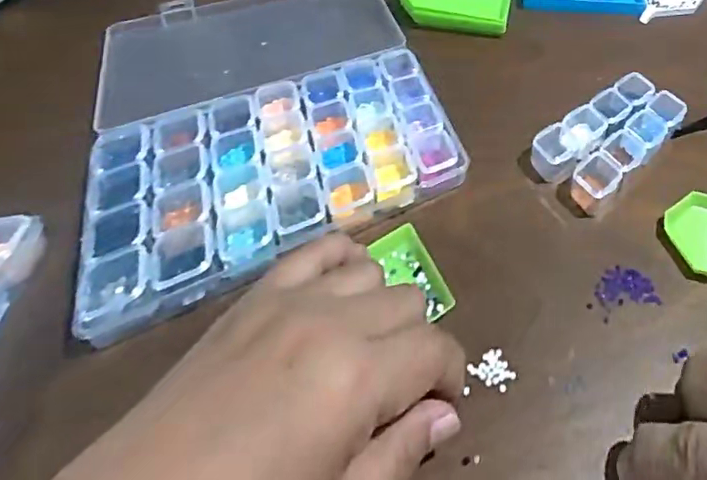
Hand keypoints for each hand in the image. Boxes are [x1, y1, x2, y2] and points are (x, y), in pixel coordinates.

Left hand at [60, 233, 465, 479]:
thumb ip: (397, 457)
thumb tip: (446, 415)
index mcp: (357, 377)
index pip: (437, 349)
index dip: (450, 377)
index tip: (438, 406)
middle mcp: (333, 320)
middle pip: (410, 302)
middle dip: (415, 345)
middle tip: (391, 394)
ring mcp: (291, 297)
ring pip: (373, 271)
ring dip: (380, 308)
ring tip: (359, 351)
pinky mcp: (256, 293)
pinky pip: (318, 249)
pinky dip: (341, 262)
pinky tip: (337, 294)